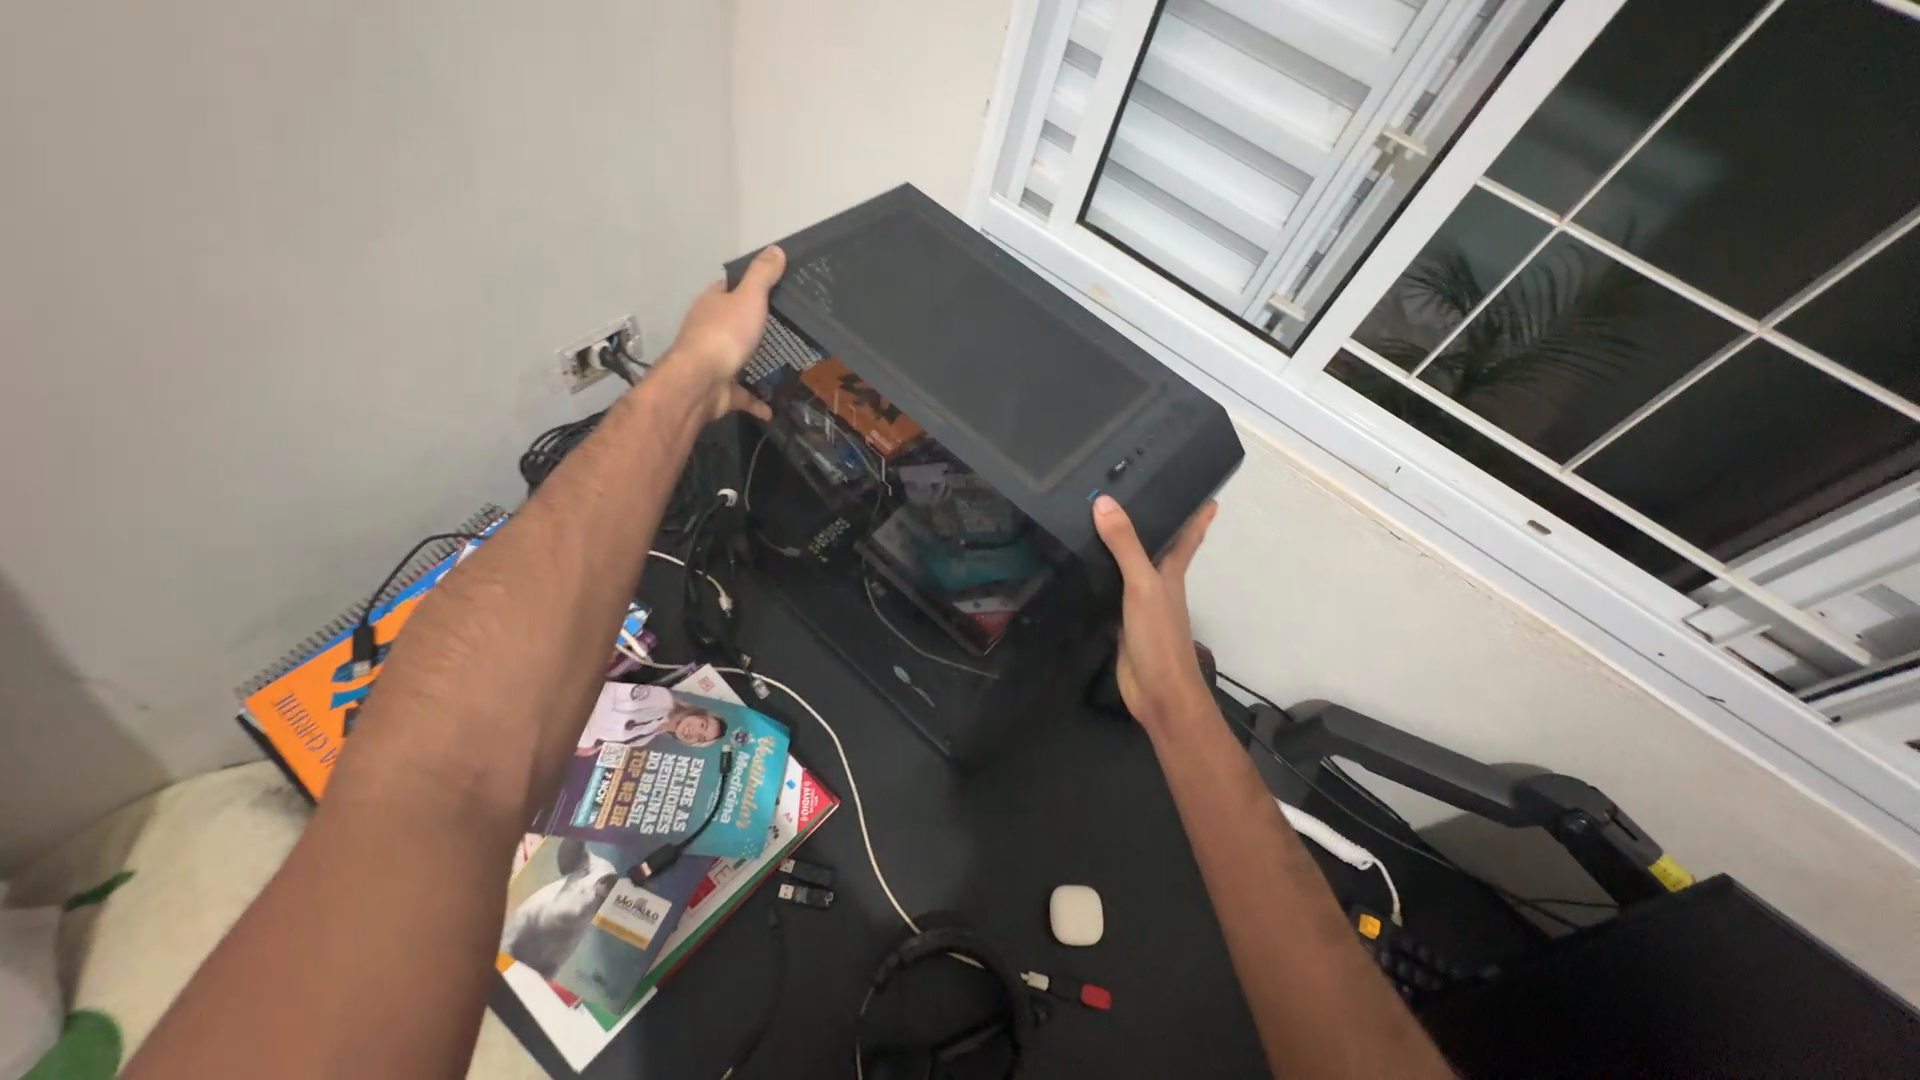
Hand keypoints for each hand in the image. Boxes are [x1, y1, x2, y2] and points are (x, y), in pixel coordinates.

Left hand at [660, 245, 784, 421]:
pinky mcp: (719, 390)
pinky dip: (755, 402)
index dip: (746, 287)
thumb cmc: (725, 334)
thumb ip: (763, 275)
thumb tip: (775, 249)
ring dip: (750, 363)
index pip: (728, 289)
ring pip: (734, 358)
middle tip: (780, 327)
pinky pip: (741, 395)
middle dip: (748, 325)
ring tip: (777, 366)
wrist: (700, 382)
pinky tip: (771, 409)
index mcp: (712, 304)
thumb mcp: (749, 297)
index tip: (770, 289)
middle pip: (729, 323)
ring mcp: (712, 361)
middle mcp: (707, 330)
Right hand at [1092, 495, 1217, 728]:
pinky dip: (1100, 580)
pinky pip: (1110, 594)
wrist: (1158, 692)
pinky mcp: (1120, 624)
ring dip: (1121, 551)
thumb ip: (1124, 546)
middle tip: (1136, 497)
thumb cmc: (1160, 636)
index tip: (1209, 495)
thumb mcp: (1143, 585)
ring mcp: (1139, 607)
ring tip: (1102, 524)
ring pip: (1130, 570)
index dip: (1198, 516)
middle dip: (1154, 527)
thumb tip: (1104, 502)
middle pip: (1157, 550)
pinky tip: (1084, 571)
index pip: (1188, 537)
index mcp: (1171, 574)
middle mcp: (1157, 586)